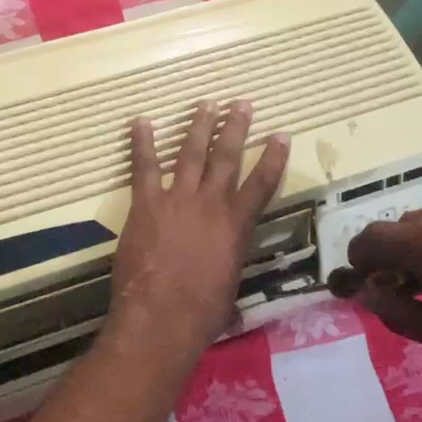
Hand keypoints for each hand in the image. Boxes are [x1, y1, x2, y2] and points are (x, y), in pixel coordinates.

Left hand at [102, 100, 289, 359]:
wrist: (161, 318)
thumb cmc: (201, 315)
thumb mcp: (229, 292)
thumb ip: (228, 276)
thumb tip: (232, 302)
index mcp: (237, 226)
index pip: (262, 184)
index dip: (273, 158)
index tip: (280, 135)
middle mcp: (211, 204)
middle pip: (226, 157)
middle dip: (235, 127)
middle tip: (241, 103)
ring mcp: (178, 199)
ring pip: (191, 153)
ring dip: (199, 126)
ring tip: (206, 104)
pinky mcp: (146, 203)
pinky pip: (144, 166)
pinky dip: (141, 142)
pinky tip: (141, 121)